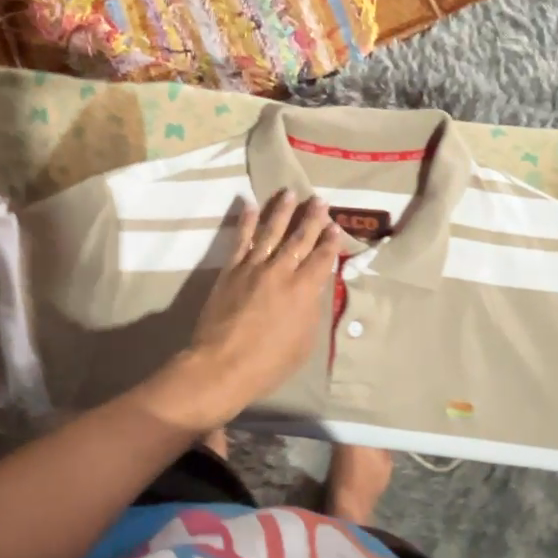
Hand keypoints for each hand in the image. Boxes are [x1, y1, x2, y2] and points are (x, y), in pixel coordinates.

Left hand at [137, 191, 342, 430]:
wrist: (222, 365)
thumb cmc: (269, 363)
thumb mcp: (304, 342)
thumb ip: (310, 310)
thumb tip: (313, 289)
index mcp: (304, 291)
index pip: (322, 258)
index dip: (330, 241)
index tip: (335, 225)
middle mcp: (281, 271)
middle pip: (299, 239)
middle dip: (311, 218)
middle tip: (319, 200)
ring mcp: (254, 267)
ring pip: (271, 232)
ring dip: (282, 211)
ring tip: (289, 192)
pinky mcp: (231, 270)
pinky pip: (241, 240)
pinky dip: (247, 222)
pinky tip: (251, 206)